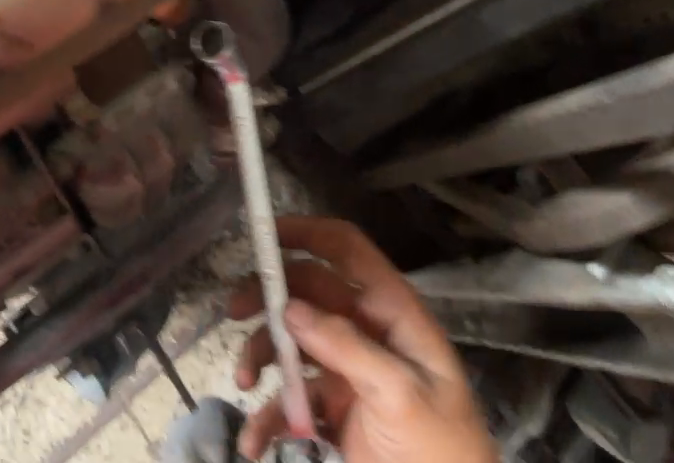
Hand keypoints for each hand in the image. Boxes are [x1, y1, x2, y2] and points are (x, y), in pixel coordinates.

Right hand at [228, 218, 494, 462]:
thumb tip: (290, 308)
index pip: (347, 251)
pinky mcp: (330, 410)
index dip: (307, 233)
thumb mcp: (400, 393)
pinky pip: (287, 400)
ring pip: (289, 342)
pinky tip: (254, 441)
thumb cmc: (439, 447)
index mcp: (389, 311)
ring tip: (244, 381)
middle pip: (306, 292)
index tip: (264, 236)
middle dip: (267, 298)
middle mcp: (363, 330)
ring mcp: (344, 370)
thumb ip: (347, 348)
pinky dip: (265, 416)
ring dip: (260, 355)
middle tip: (234, 311)